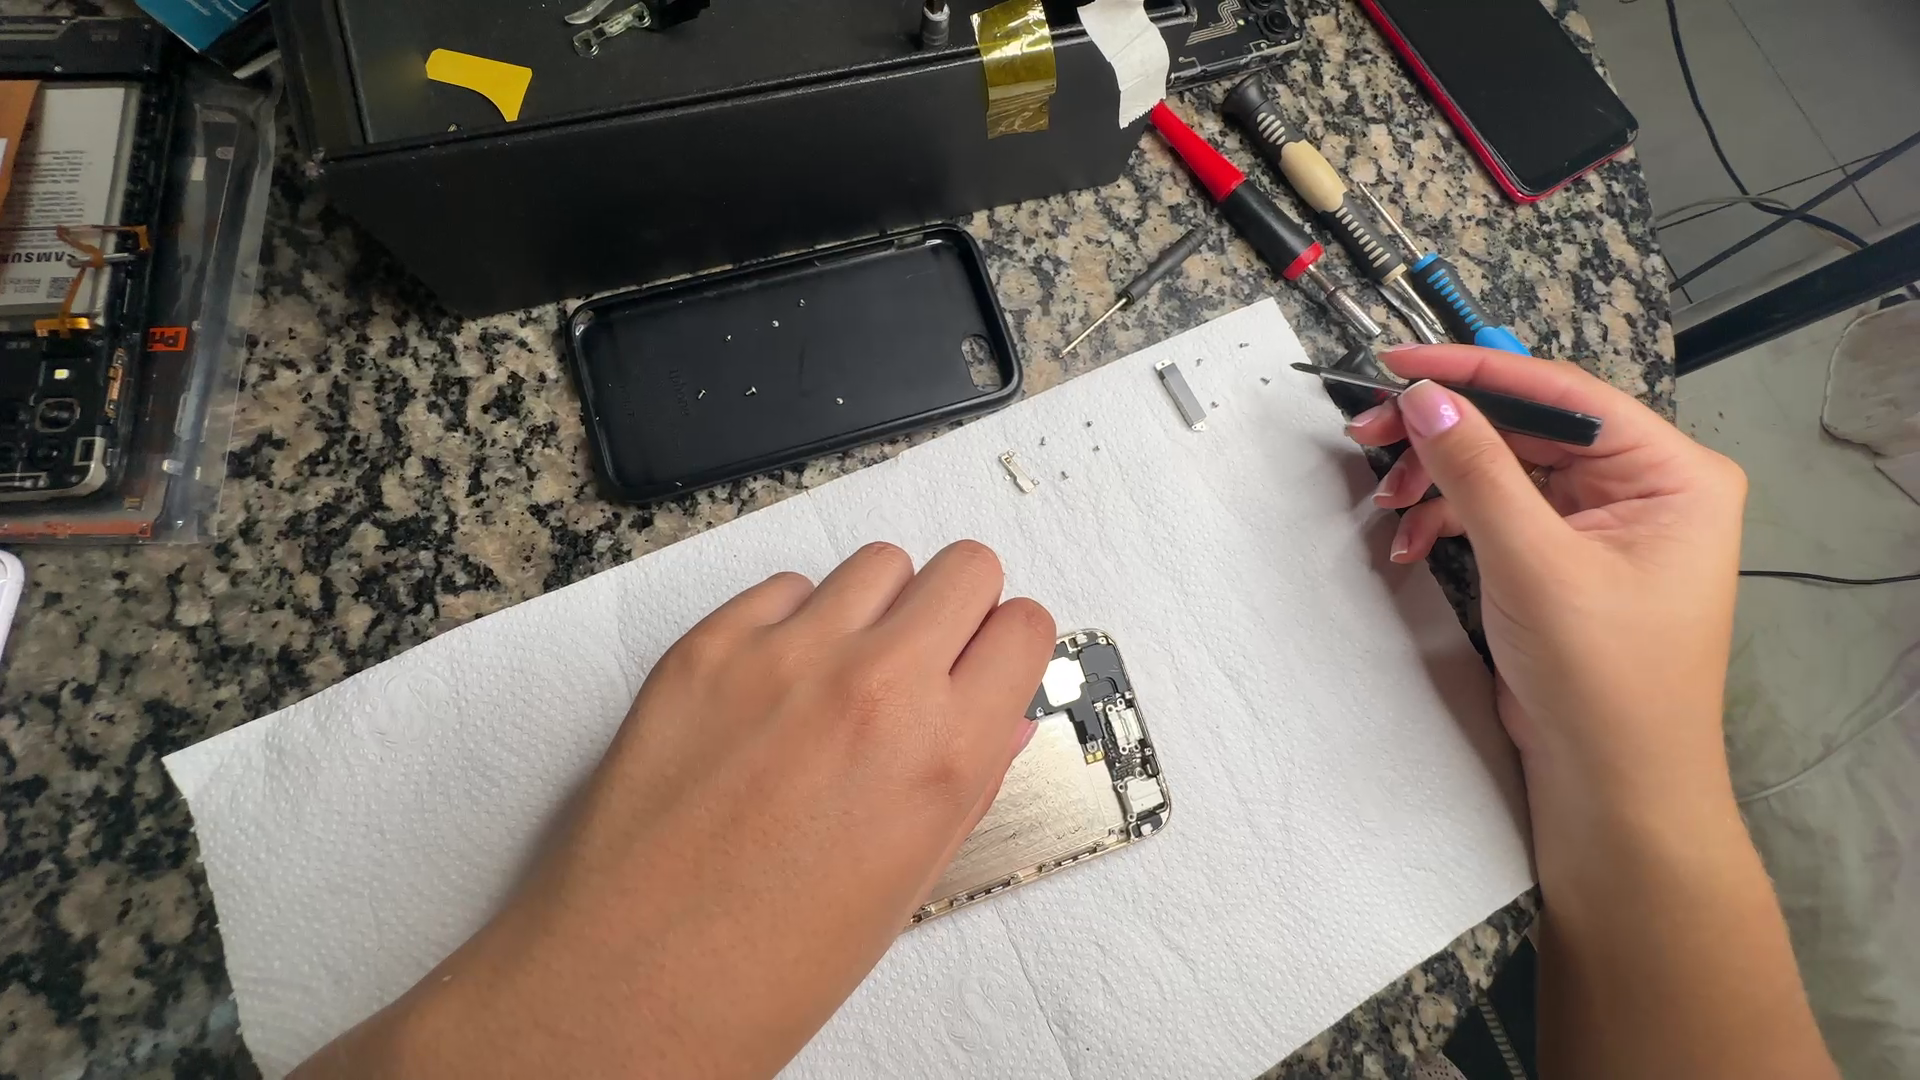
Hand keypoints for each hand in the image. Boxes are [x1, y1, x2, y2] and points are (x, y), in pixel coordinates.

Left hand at [293, 541, 1055, 1079]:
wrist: (626, 985)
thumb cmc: (772, 964)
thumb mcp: (909, 878)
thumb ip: (970, 778)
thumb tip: (1000, 716)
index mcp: (943, 755)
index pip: (1025, 626)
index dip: (1010, 639)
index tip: (988, 655)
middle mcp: (876, 686)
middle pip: (966, 565)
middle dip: (961, 601)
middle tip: (929, 647)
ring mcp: (786, 655)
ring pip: (879, 561)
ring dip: (879, 604)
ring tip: (847, 664)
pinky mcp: (709, 645)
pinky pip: (785, 586)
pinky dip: (793, 619)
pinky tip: (775, 680)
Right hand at [1345, 345, 1747, 831]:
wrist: (1607, 772)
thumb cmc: (1597, 669)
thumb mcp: (1531, 561)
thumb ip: (1477, 472)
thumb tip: (1422, 400)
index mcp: (1666, 470)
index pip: (1557, 394)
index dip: (1471, 372)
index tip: (1393, 364)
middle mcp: (1634, 483)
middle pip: (1519, 429)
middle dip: (1439, 436)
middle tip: (1362, 434)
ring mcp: (1591, 519)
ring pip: (1495, 469)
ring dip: (1433, 483)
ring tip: (1386, 507)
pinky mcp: (1552, 551)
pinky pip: (1488, 510)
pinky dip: (1442, 521)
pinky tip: (1409, 545)